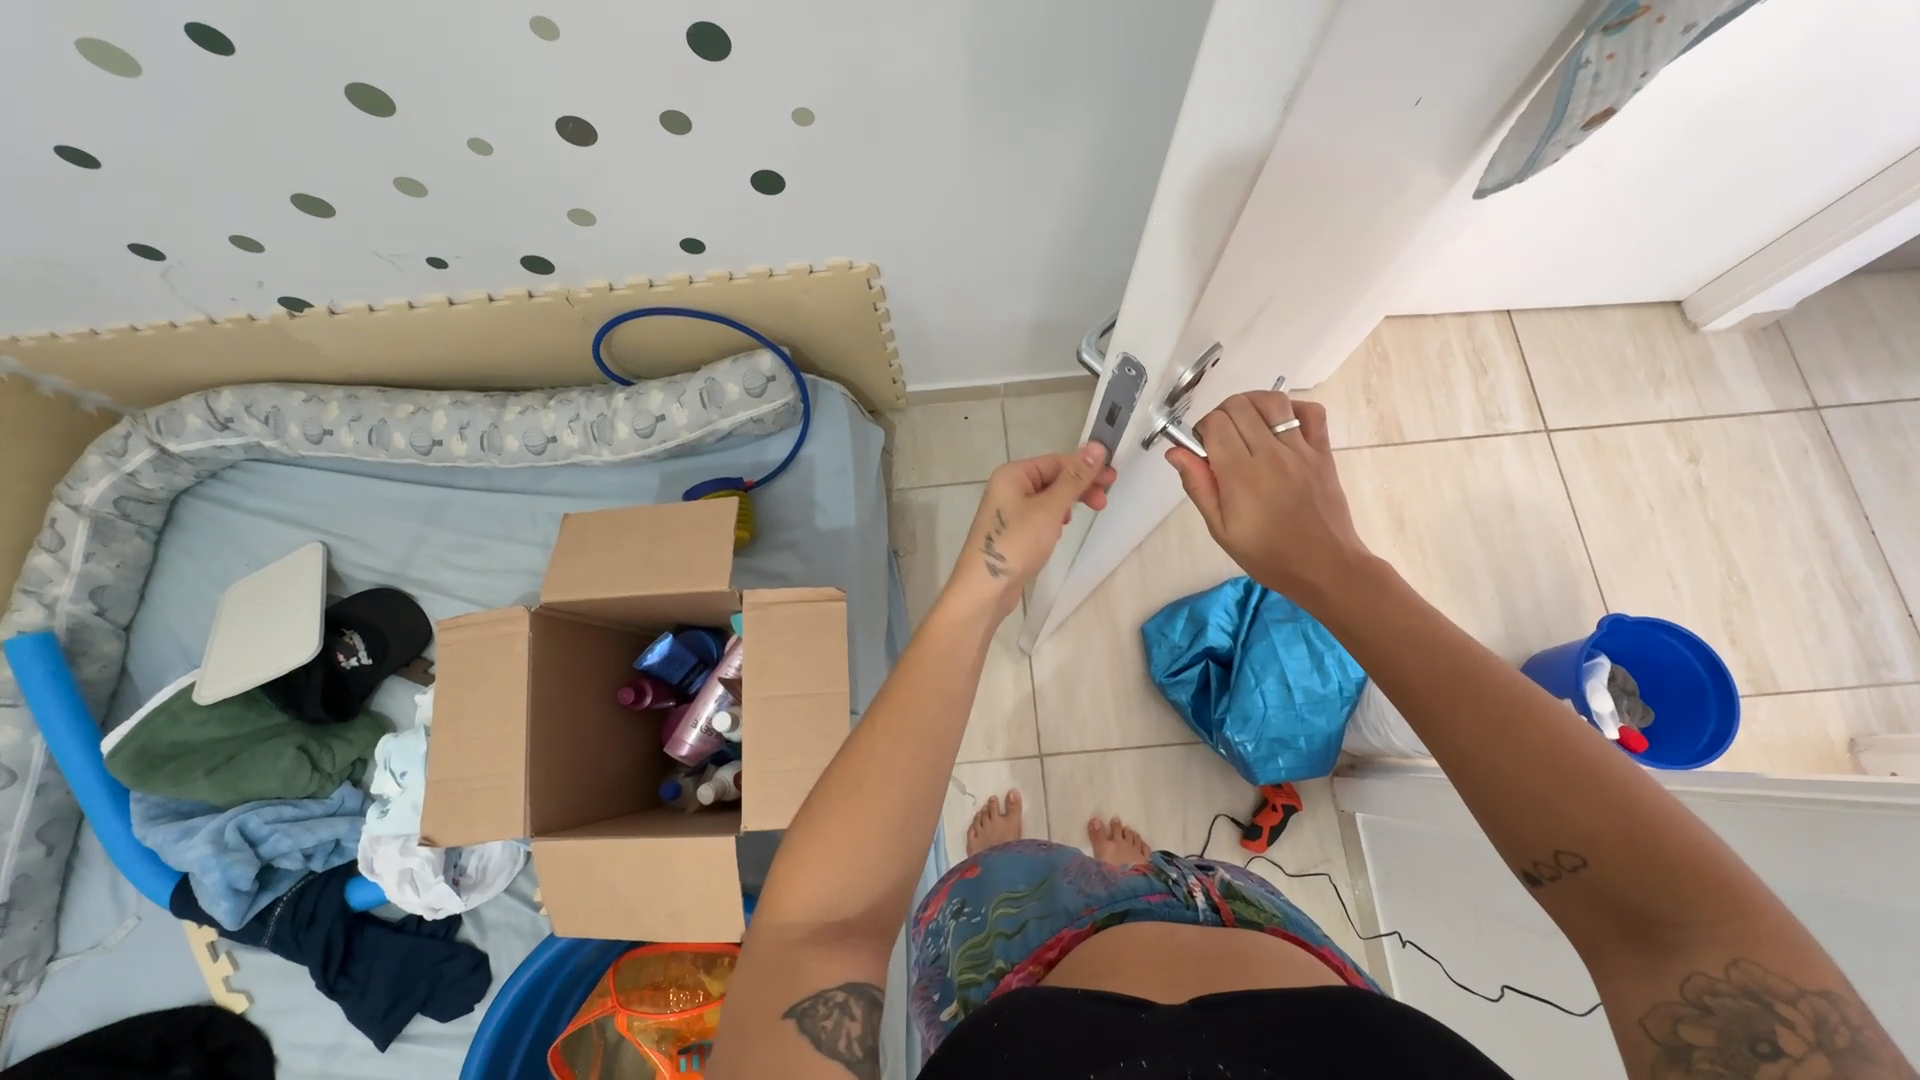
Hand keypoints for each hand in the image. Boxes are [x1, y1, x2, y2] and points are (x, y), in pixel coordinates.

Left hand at [944, 443, 1116, 618]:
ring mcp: (1007, 511)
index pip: (1056, 461)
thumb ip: (1074, 478)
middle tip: (1103, 501)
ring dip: (1067, 504)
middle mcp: (1007, 488)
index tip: (1112, 479)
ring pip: (1046, 499)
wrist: (985, 589)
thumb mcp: (1050, 508)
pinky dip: (1053, 520)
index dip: (1085, 468)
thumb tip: (1097, 447)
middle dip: (1078, 488)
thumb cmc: (1017, 543)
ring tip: (1079, 519)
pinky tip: (1060, 531)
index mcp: (1012, 475)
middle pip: (1051, 479)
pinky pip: (1038, 517)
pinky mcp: (1011, 532)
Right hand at [1165, 391, 1370, 602]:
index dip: (1201, 431)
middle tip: (1222, 441)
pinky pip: (1311, 412)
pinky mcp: (1322, 452)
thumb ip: (1198, 486)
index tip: (1203, 451)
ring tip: (1247, 425)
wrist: (1324, 566)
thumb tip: (1175, 452)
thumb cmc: (1267, 554)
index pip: (1214, 424)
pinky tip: (1281, 426)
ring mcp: (1300, 450)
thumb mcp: (1221, 529)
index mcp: (1241, 476)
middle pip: (1238, 405)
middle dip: (1221, 416)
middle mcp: (1270, 454)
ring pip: (1272, 401)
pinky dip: (1293, 408)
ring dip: (1252, 404)